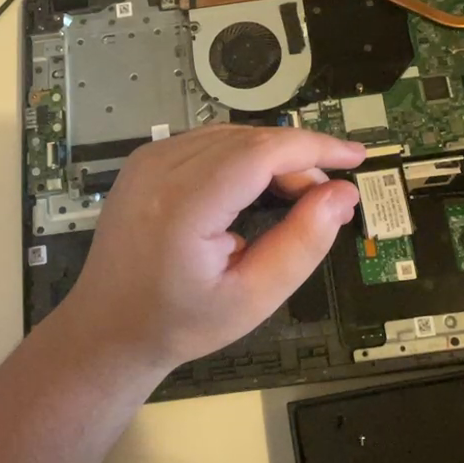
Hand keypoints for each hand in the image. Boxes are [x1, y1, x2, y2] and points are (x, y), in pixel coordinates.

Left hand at [56, 125, 365, 373]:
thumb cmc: (178, 322)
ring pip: (232, 135)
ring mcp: (148, 159)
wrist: (107, 327)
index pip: (260, 153)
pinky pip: (209, 141)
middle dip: (298, 157)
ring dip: (274, 155)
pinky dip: (245, 155)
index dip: (314, 148)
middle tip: (327, 195)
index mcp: (182, 206)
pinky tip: (261, 184)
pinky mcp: (145, 159)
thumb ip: (301, 244)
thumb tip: (341, 195)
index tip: (356, 157)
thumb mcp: (252, 299)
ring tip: (298, 194)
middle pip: (249, 139)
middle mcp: (159, 169)